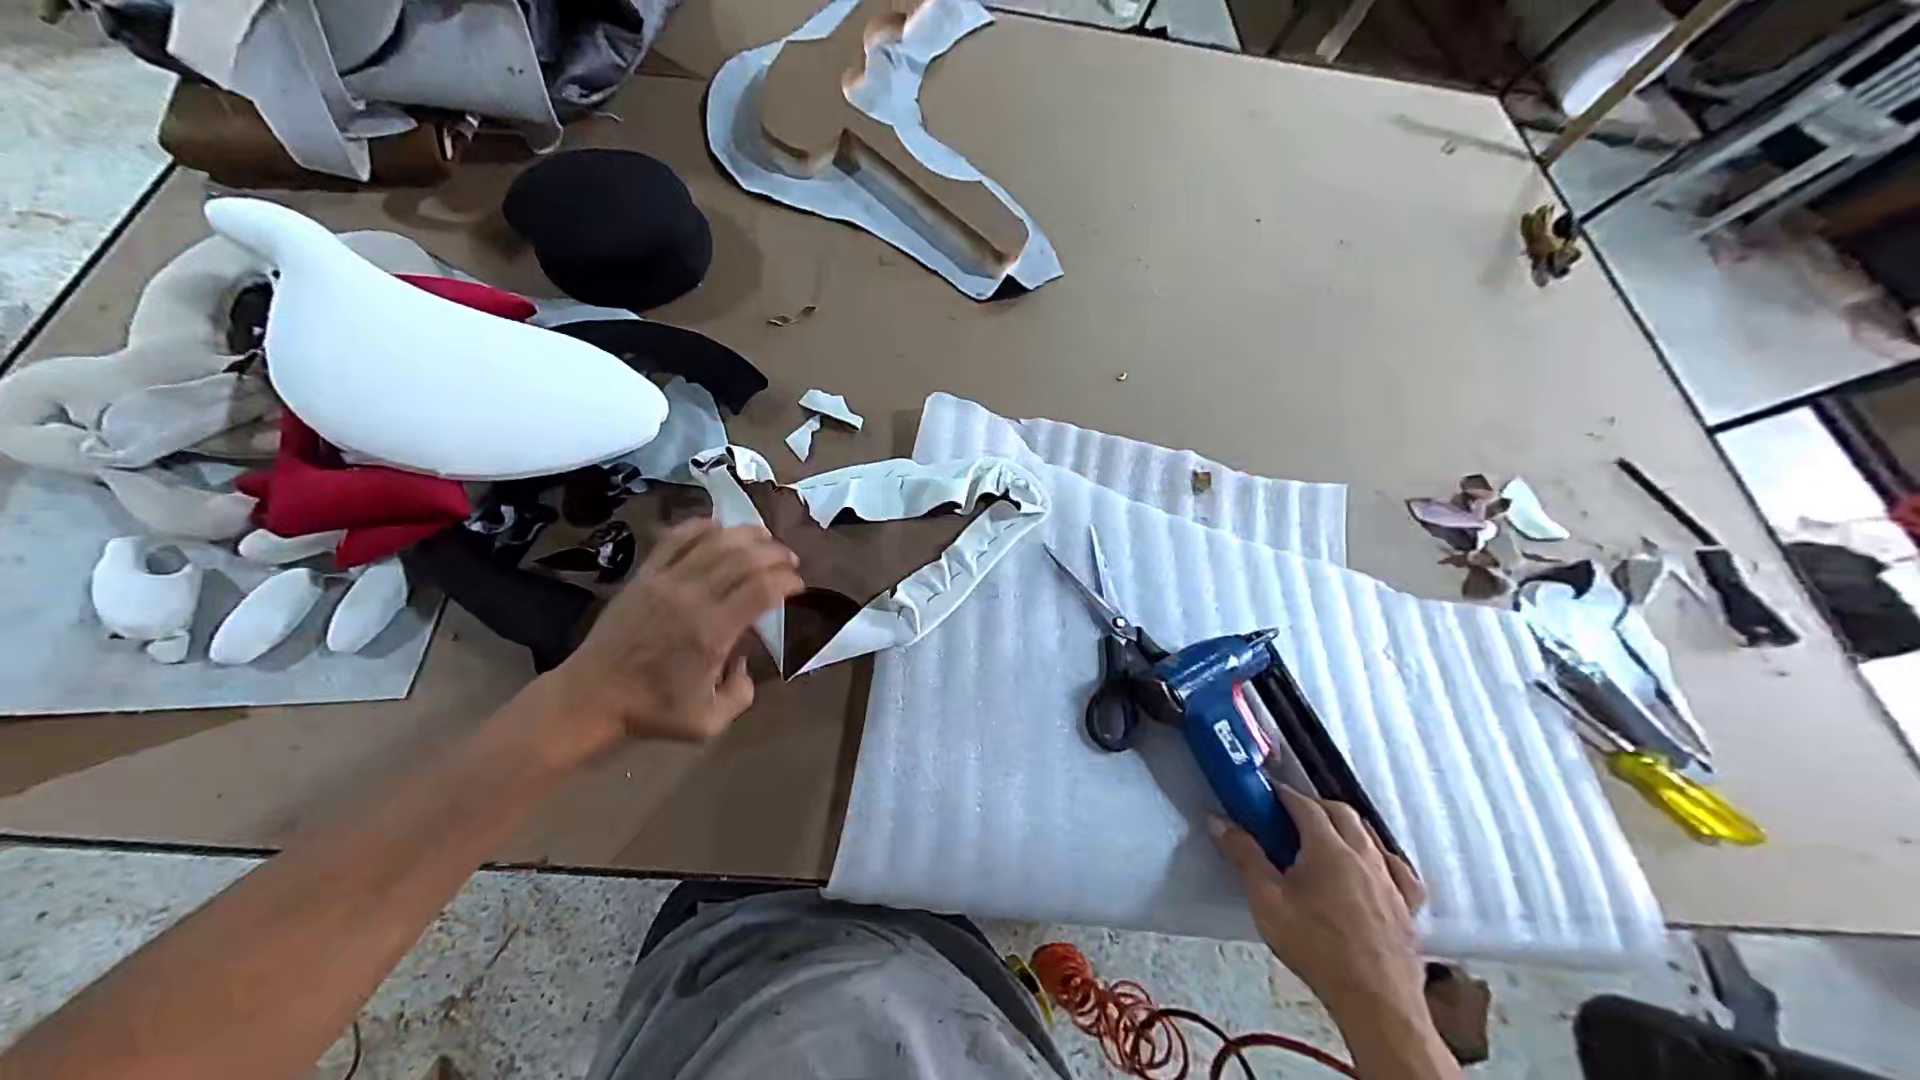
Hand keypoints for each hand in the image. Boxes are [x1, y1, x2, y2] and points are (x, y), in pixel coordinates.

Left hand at [547, 520, 801, 745]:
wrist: (590, 697)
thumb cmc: (651, 710)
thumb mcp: (709, 721)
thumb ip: (741, 694)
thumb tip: (745, 662)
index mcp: (712, 632)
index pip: (762, 589)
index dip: (788, 580)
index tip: (798, 586)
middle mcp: (692, 598)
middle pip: (745, 557)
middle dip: (776, 554)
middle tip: (789, 562)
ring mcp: (666, 580)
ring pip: (715, 540)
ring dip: (748, 535)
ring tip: (765, 540)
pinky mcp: (645, 574)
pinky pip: (677, 537)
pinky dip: (704, 526)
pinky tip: (720, 529)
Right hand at [1210, 788, 1426, 1018]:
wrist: (1375, 1002)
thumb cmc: (1317, 949)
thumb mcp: (1267, 901)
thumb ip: (1244, 856)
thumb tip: (1219, 822)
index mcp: (1329, 848)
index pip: (1304, 804)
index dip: (1283, 794)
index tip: (1265, 792)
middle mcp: (1364, 856)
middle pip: (1341, 812)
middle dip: (1314, 804)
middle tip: (1288, 814)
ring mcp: (1391, 881)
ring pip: (1370, 835)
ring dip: (1345, 825)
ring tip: (1323, 835)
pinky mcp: (1408, 907)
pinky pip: (1398, 868)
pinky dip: (1380, 856)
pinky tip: (1373, 864)